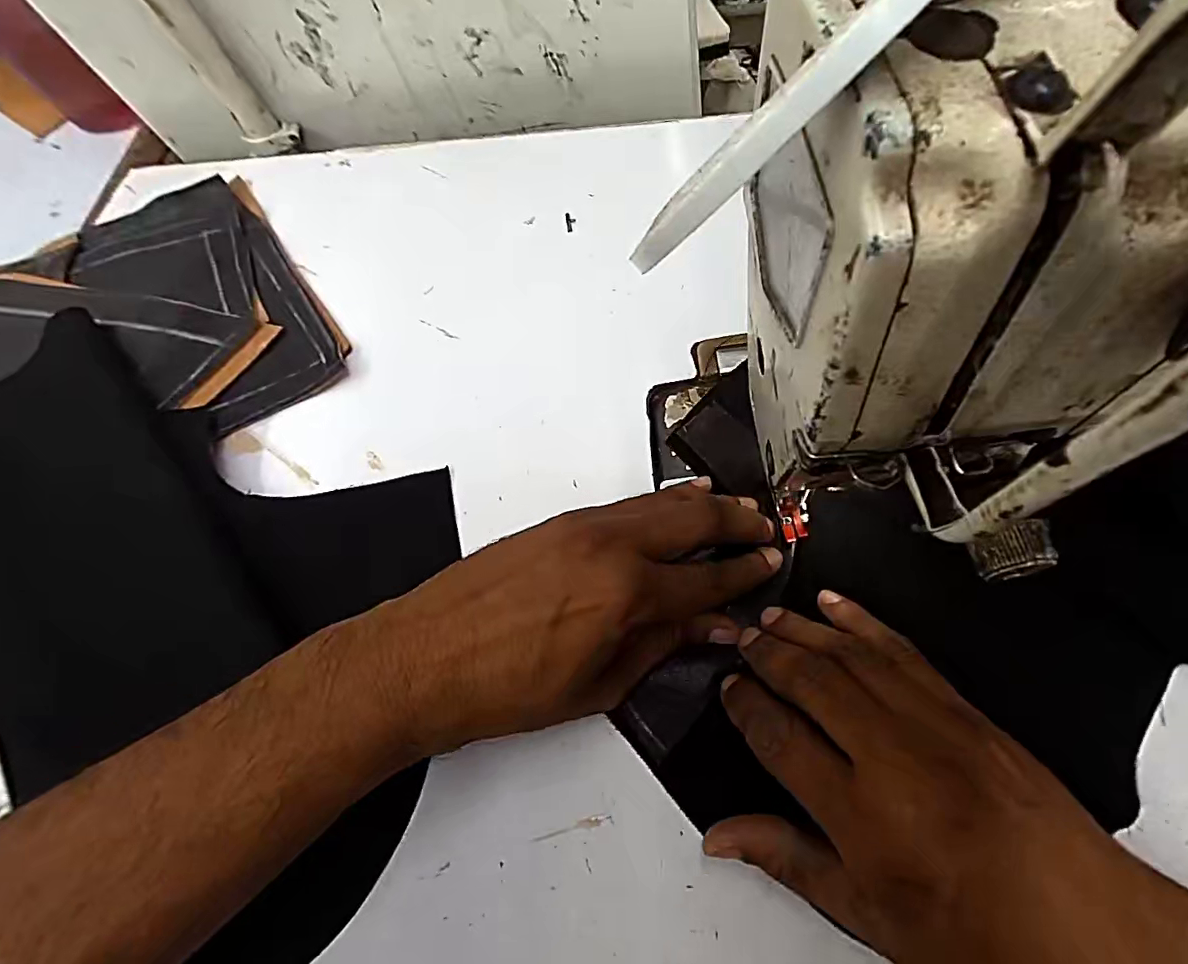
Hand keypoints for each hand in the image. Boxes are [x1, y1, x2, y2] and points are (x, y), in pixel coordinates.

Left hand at [362, 479, 779, 755]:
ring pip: (664, 503)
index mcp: (625, 596)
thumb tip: (706, 627)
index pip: (706, 581)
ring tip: (735, 504)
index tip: (768, 564)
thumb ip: (660, 646)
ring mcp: (584, 526)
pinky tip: (679, 500)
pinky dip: (663, 501)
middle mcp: (610, 548)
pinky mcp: (562, 520)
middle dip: (738, 522)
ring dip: (705, 504)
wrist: (419, 659)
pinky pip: (629, 503)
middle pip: (695, 523)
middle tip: (766, 525)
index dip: (745, 574)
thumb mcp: (597, 686)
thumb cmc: (499, 687)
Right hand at [703, 592, 1187, 963]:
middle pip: (812, 683)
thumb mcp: (867, 911)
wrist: (1072, 913)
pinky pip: (902, 650)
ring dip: (807, 630)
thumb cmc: (971, 926)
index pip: (780, 738)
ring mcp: (930, 721)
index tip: (730, 687)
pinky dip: (864, 621)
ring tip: (774, 615)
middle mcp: (890, 754)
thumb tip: (723, 835)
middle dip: (769, 654)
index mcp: (860, 812)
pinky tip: (837, 605)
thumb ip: (789, 859)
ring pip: (852, 656)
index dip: (747, 706)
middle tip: (742, 637)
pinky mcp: (961, 705)